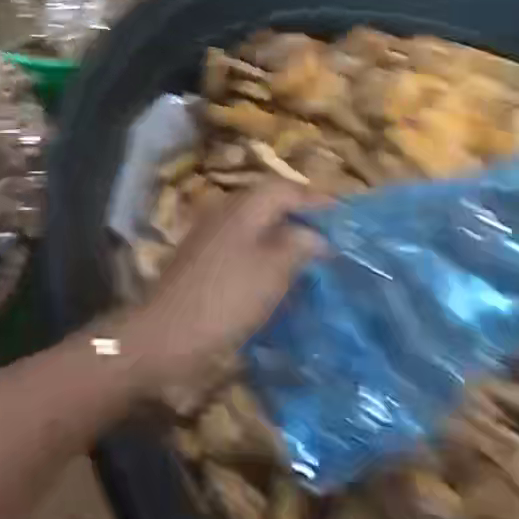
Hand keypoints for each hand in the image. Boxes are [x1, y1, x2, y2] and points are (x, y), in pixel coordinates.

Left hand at [112, 183, 324, 391]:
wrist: (171, 330)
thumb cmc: (227, 297)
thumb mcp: (273, 270)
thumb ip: (298, 244)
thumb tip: (317, 234)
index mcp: (240, 208)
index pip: (282, 187)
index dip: (315, 199)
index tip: (348, 218)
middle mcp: (223, 214)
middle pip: (267, 202)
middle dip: (301, 216)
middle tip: (336, 239)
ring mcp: (210, 236)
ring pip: (255, 225)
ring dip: (284, 236)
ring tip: (317, 259)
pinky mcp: (205, 260)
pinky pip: (243, 246)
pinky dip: (267, 254)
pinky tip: (283, 277)